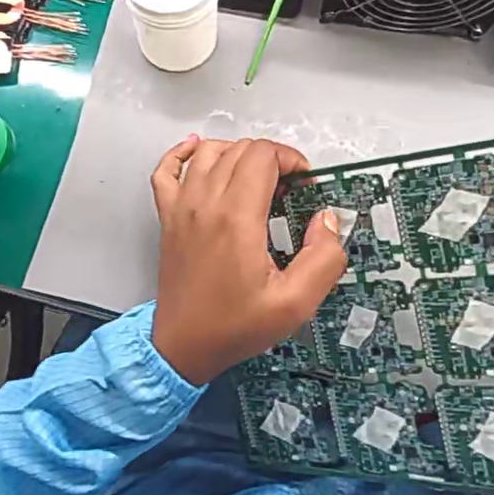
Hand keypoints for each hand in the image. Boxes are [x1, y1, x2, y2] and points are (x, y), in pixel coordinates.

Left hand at [148, 135, 347, 384]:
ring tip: (256, 174)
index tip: (304, 182)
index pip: (263, 156)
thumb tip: (327, 220)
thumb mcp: (295, 303)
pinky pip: (165, 170)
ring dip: (236, 152)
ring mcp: (181, 208)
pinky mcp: (168, 218)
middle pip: (239, 150)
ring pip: (207, 152)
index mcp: (236, 219)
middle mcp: (204, 204)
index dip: (291, 159)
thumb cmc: (232, 326)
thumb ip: (324, 258)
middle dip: (271, 158)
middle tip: (288, 186)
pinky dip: (181, 153)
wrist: (184, 344)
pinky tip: (196, 150)